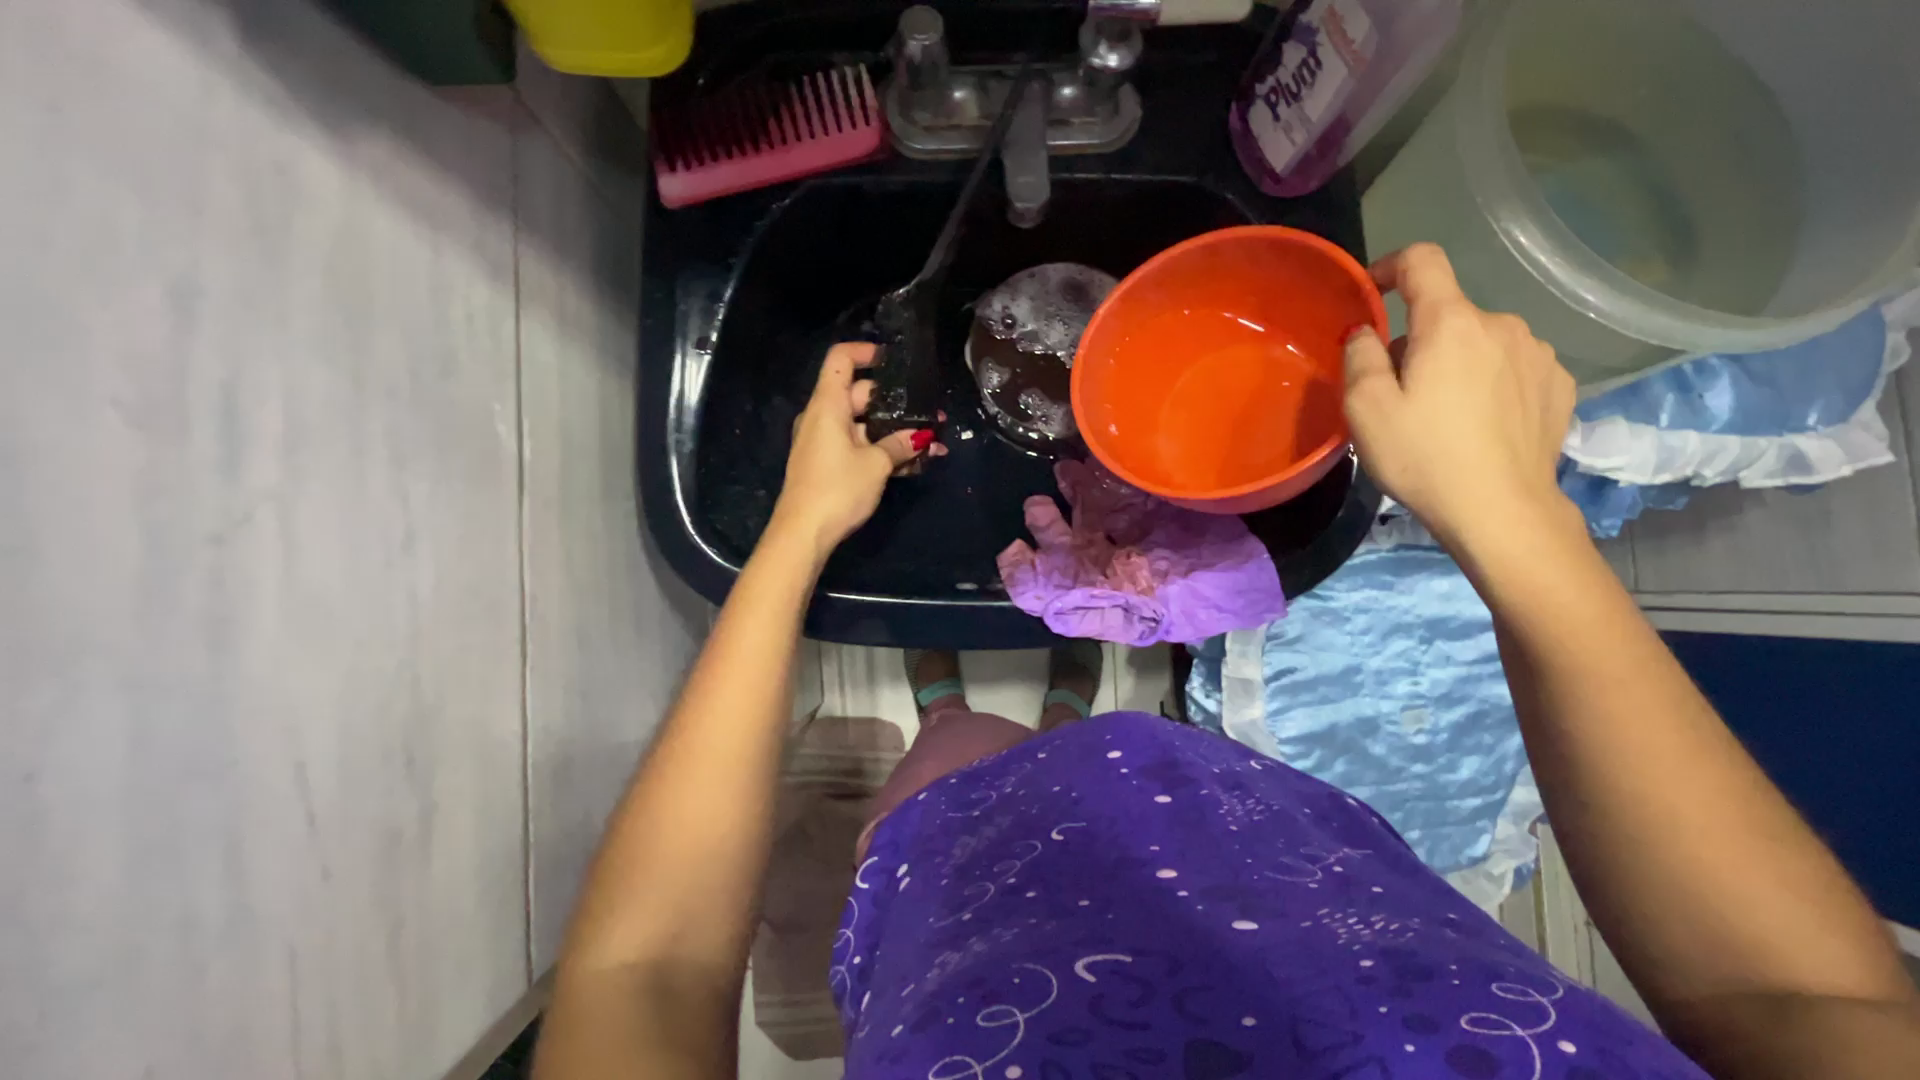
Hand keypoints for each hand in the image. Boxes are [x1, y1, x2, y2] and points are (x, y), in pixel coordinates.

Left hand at [768, 342, 945, 554]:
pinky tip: (915, 464)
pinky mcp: (829, 464)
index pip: (841, 359)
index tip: (896, 361)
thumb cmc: (837, 489)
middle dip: (898, 405)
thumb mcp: (876, 465)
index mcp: (827, 405)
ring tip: (933, 445)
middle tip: (932, 416)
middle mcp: (823, 417)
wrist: (803, 534)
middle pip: (861, 394)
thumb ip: (900, 445)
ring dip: (896, 433)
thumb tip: (921, 437)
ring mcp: (825, 441)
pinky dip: (883, 451)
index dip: (867, 352)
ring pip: (865, 425)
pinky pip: (860, 446)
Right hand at [1343, 244, 1577, 544]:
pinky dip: (1491, 382)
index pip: (1423, 261)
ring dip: (1457, 362)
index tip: (1373, 291)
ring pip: (1482, 343)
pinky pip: (1513, 368)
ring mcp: (1538, 354)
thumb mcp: (1366, 409)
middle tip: (1398, 392)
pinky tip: (1481, 423)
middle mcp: (1502, 325)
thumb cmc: (1423, 456)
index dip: (1392, 266)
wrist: (1501, 510)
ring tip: (1443, 413)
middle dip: (1419, 340)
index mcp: (1451, 323)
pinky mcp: (1560, 386)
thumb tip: (1367, 332)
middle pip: (1449, 314)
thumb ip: (1360, 356)